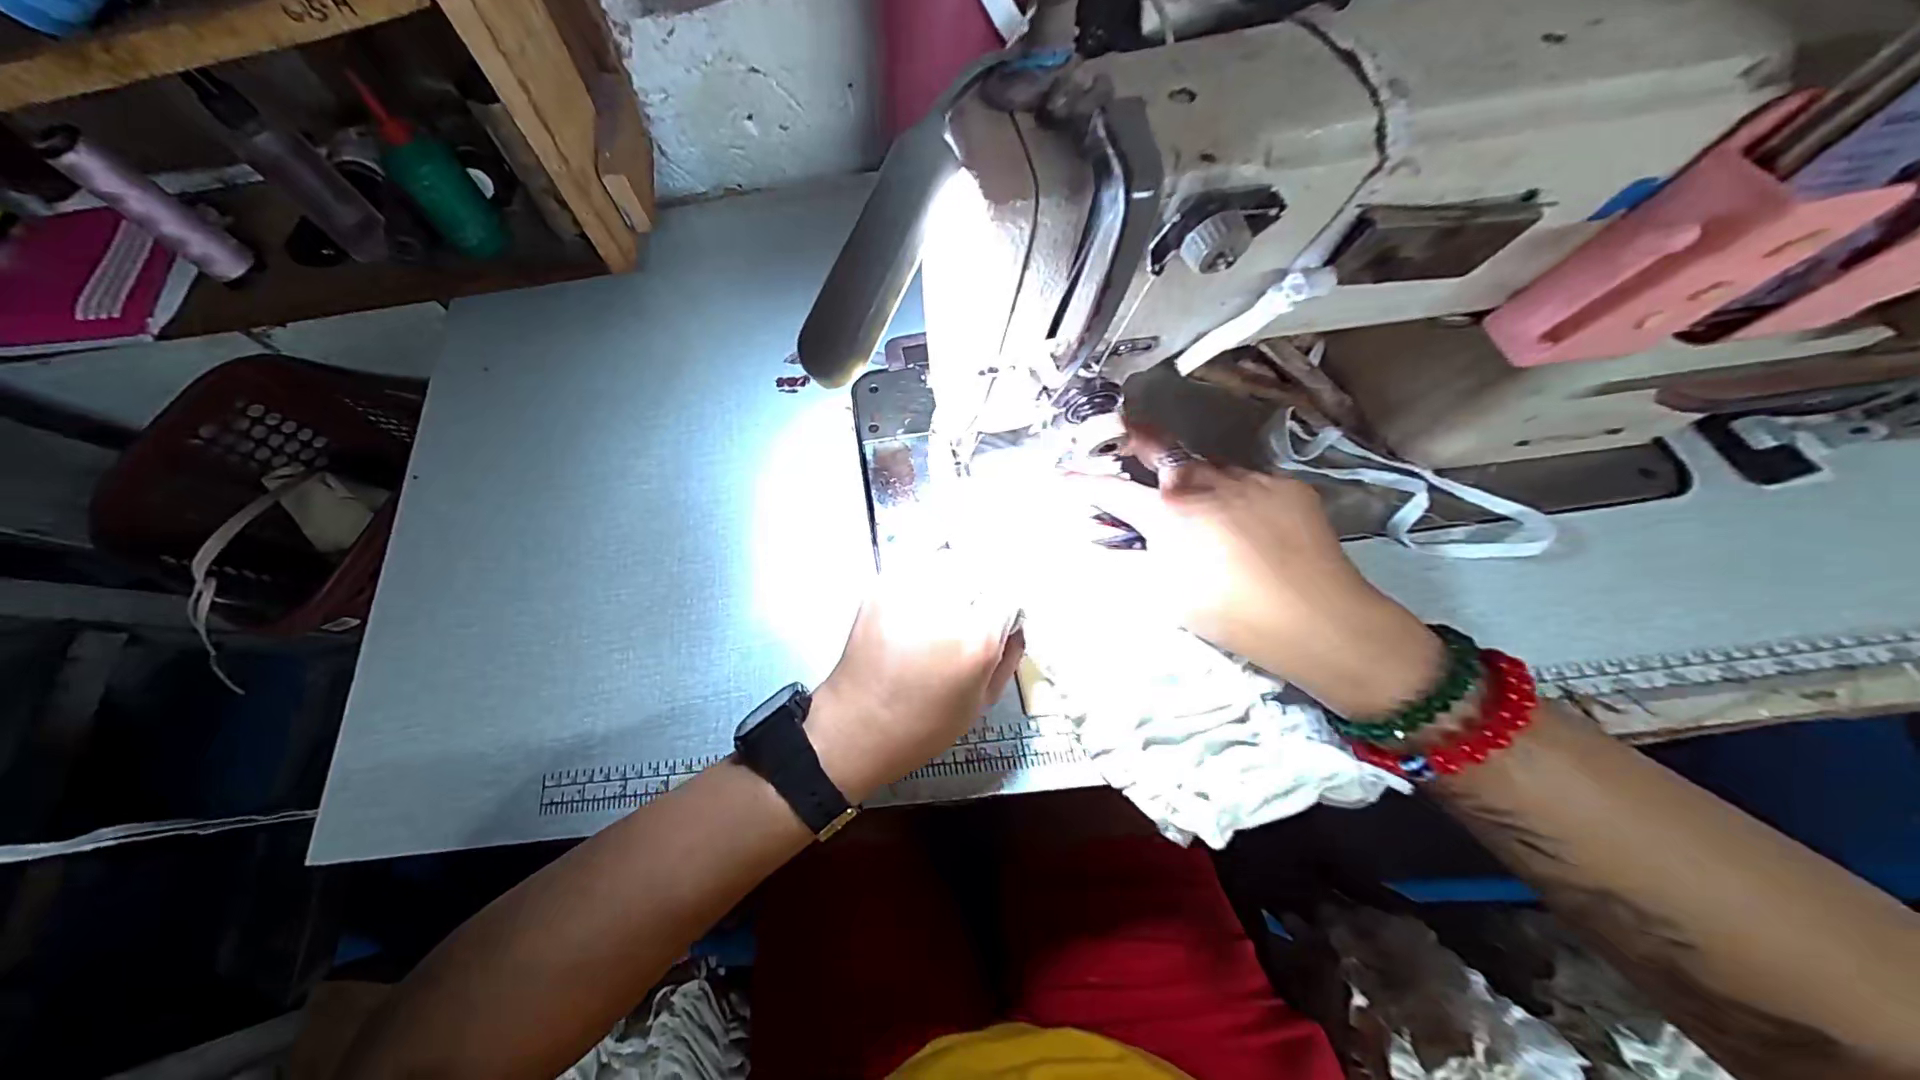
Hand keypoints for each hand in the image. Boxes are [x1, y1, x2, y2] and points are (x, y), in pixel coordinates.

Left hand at [806, 554, 1024, 801]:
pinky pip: (918, 563)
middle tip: (980, 607)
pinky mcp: (880, 586)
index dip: (1009, 604)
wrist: (857, 726)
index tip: (1005, 615)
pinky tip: (927, 599)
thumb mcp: (983, 699)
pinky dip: (930, 574)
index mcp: (975, 639)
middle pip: (982, 566)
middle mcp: (943, 607)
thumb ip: (1009, 654)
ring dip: (959, 574)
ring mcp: (907, 591)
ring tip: (952, 600)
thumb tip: (1016, 621)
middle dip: (986, 585)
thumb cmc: (926, 724)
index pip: (1009, 592)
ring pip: (950, 558)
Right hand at [1072, 424, 1442, 717]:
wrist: (1318, 619)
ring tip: (1203, 511)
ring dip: (1195, 481)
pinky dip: (1237, 497)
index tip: (1065, 474)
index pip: (1111, 489)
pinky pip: (1249, 483)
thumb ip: (1129, 563)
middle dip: (1135, 438)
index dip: (1083, 482)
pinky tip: (1248, 526)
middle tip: (1125, 437)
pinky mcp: (1286, 486)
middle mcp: (1203, 481)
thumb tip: (1105, 543)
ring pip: (1209, 469)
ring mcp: (1249, 478)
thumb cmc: (1229, 613)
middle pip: (1160, 449)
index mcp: (1166, 510)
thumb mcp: (1164, 594)